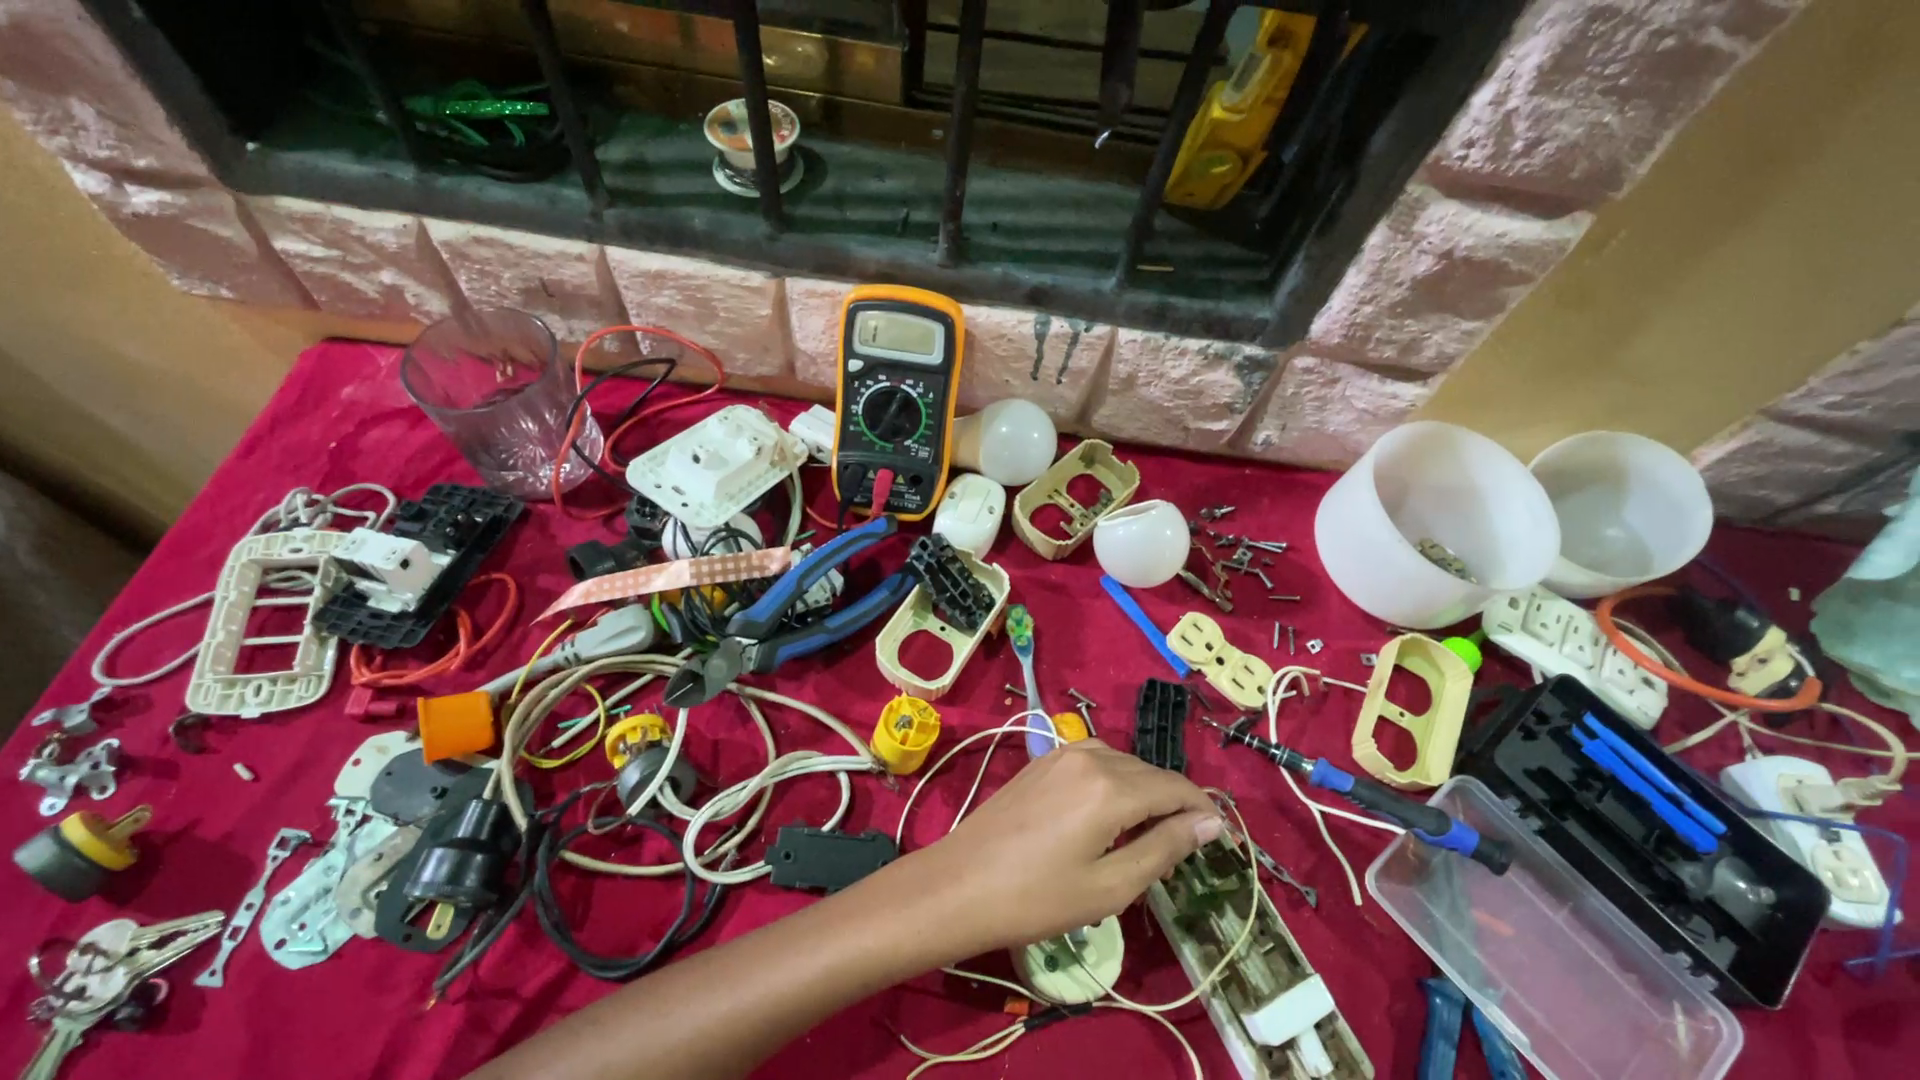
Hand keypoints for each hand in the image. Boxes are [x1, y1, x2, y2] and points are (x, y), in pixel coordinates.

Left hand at [887, 739, 1223, 956]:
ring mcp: (1060, 755)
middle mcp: (1089, 756)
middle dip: (1173, 803)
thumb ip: (1163, 848)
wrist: (958, 885)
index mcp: (1110, 787)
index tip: (1218, 839)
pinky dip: (1114, 781)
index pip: (1175, 787)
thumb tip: (1208, 823)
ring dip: (1143, 790)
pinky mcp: (1040, 762)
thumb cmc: (1036, 899)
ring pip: (1122, 763)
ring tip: (1146, 835)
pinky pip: (1093, 761)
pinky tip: (1107, 815)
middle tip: (1181, 848)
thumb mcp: (1110, 887)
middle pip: (1150, 772)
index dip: (1203, 811)